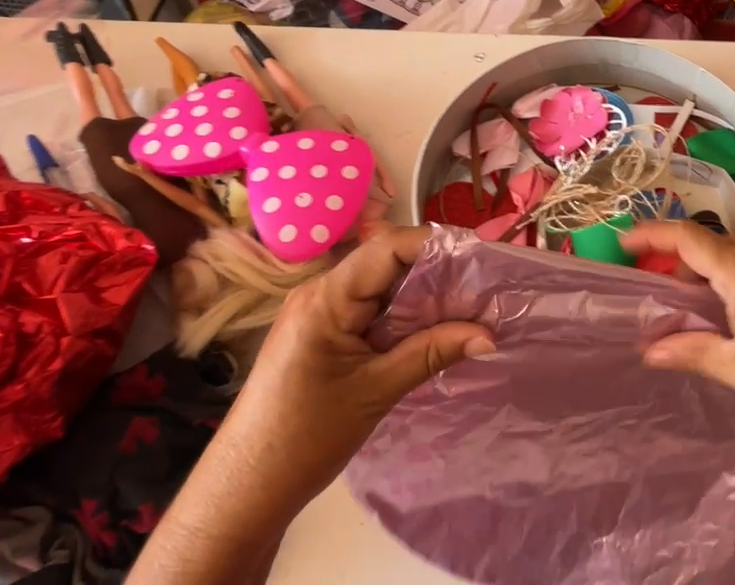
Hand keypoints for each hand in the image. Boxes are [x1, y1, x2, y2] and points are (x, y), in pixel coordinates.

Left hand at [215, 226, 494, 517]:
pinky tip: (433, 327)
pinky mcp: (321, 331)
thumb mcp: (376, 392)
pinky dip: (404, 312)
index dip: (437, 243)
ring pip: (382, 284)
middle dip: (438, 269)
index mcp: (326, 298)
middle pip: (388, 260)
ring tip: (469, 306)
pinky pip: (370, 306)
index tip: (481, 258)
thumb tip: (491, 334)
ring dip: (424, 293)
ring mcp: (318, 311)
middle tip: (484, 286)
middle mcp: (320, 292)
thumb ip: (432, 352)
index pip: (389, 246)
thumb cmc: (304, 439)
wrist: (244, 490)